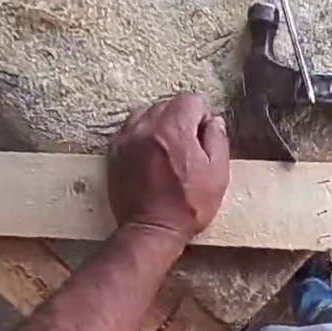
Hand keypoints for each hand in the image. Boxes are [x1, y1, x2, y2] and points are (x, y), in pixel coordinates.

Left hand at [107, 93, 229, 246]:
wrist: (152, 230)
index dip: (201, 118)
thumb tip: (214, 121)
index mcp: (174, 129)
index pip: (191, 100)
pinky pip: (128, 131)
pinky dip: (139, 138)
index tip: (201, 139)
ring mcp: (126, 139)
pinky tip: (148, 157)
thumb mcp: (217, 174)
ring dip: (157, 127)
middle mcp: (147, 127)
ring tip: (165, 152)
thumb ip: (218, 140)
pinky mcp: (114, 152)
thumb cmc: (187, 206)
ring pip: (145, 115)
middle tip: (184, 149)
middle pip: (167, 105)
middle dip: (179, 121)